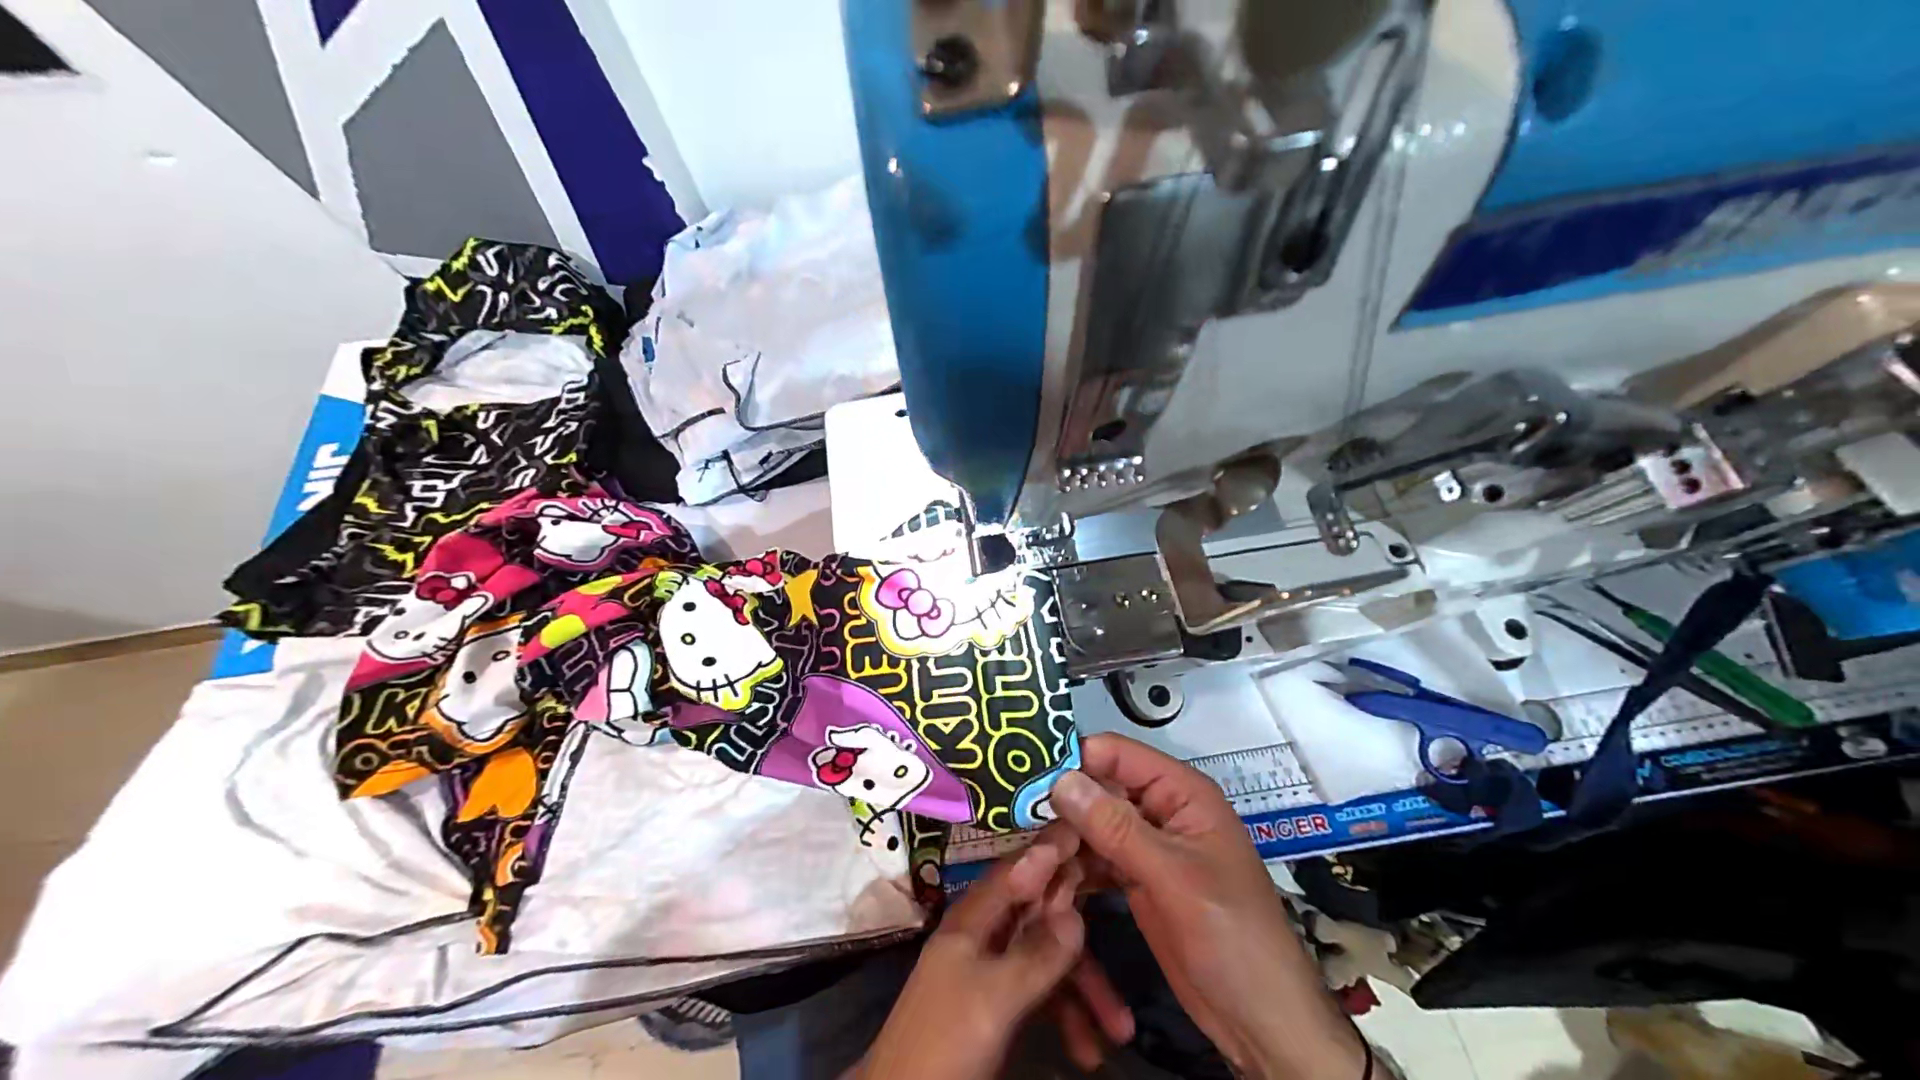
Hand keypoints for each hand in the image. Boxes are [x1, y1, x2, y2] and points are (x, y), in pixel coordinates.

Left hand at [858, 829, 1131, 1079]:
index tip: (1088, 830)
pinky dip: (1068, 1019)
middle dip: (1082, 930)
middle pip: (1040, 916)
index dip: (1050, 849)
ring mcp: (990, 974)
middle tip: (1122, 917)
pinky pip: (1042, 999)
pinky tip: (1089, 1052)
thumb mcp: (993, 997)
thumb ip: (1035, 953)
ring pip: (1047, 962)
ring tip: (1121, 1029)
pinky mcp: (998, 1009)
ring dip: (1084, 990)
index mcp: (973, 921)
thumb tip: (1075, 909)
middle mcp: (983, 937)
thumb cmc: (945, 1040)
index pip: (1017, 870)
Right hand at [1051, 734, 1367, 1079]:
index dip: (1073, 760)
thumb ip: (1116, 827)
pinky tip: (1044, 878)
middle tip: (1015, 823)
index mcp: (1181, 793)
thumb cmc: (1231, 937)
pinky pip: (1095, 859)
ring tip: (1026, 856)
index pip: (1116, 754)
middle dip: (1061, 804)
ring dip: (1063, 839)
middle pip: (1099, 788)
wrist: (1261, 1020)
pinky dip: (1073, 867)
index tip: (1024, 778)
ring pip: (1092, 825)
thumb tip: (1061, 780)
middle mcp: (1161, 810)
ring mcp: (1147, 847)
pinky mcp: (1136, 879)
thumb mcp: (1173, 877)